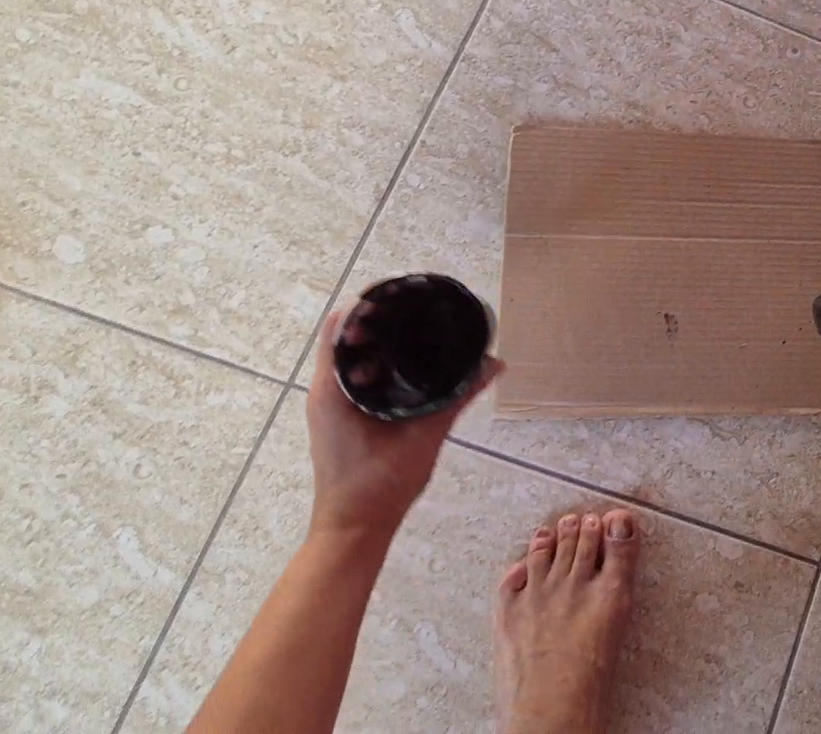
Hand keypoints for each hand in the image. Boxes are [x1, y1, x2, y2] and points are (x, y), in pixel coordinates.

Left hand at [304, 309, 502, 541]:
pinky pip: (354, 376)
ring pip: (347, 357)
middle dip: (373, 317)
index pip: (338, 330)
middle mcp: (326, 392)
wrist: (355, 529)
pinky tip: (406, 360)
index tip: (395, 292)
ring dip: (373, 338)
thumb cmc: (381, 483)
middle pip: (342, 337)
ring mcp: (331, 405)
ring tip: (412, 322)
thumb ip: (458, 397)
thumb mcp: (425, 435)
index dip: (362, 305)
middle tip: (412, 302)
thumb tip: (494, 364)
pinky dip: (375, 361)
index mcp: (333, 391)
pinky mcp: (342, 417)